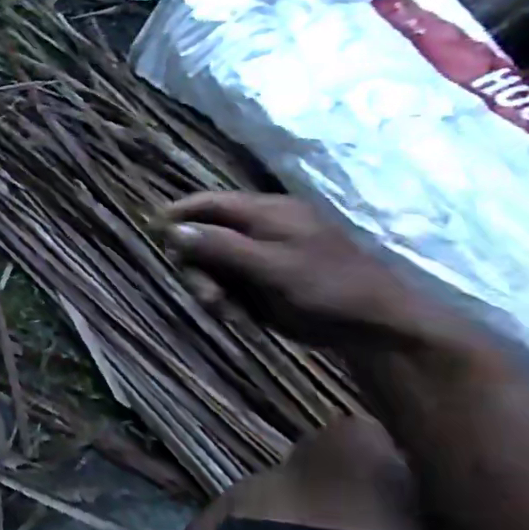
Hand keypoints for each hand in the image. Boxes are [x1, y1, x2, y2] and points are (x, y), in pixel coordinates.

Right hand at [157, 191, 457, 346]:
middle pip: (207, 237)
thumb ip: (220, 247)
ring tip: (228, 311)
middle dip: (198, 266)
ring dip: (212, 288)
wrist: (376, 327)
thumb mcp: (269, 267)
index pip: (210, 202)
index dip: (179, 213)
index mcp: (268, 212)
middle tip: (207, 296)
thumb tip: (173, 230)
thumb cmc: (327, 288)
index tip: (151, 231)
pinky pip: (231, 284)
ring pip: (215, 264)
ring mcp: (265, 255)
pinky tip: (241, 316)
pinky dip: (229, 300)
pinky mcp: (268, 280)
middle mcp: (263, 228)